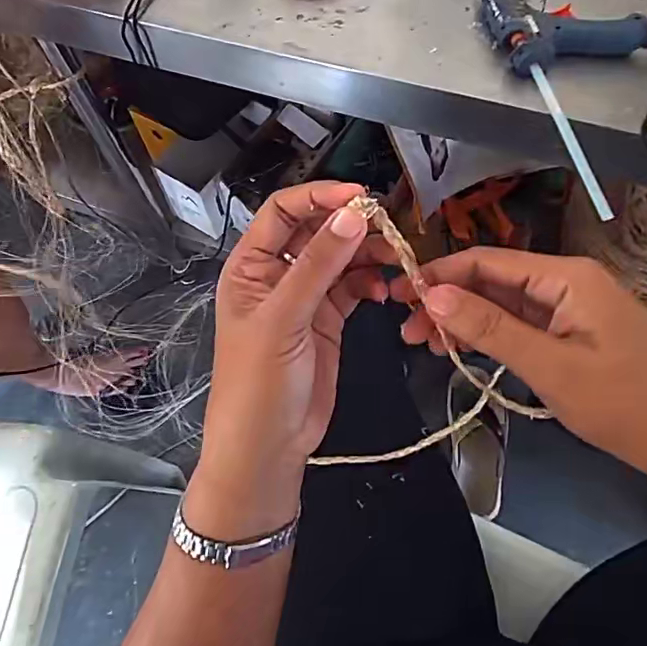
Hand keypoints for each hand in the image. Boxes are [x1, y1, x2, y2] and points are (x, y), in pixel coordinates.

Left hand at [192, 182, 394, 537]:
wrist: (268, 448)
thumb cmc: (257, 385)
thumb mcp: (283, 320)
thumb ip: (317, 266)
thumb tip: (351, 217)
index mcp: (251, 266)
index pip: (283, 212)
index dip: (319, 197)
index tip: (359, 197)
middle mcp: (277, 275)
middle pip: (317, 231)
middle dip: (351, 226)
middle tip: (387, 229)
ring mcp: (304, 297)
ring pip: (340, 257)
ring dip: (367, 254)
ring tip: (395, 259)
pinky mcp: (327, 318)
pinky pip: (353, 286)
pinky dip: (371, 282)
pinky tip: (383, 290)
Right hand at [392, 248, 646, 485]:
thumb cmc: (628, 405)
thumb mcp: (551, 367)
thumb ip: (490, 328)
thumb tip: (432, 293)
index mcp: (566, 276)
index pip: (487, 261)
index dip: (438, 275)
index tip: (398, 294)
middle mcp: (568, 280)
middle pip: (493, 281)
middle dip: (446, 302)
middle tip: (405, 331)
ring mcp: (574, 306)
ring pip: (505, 304)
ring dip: (465, 321)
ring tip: (424, 344)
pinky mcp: (578, 331)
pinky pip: (524, 323)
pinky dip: (492, 335)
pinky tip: (464, 349)